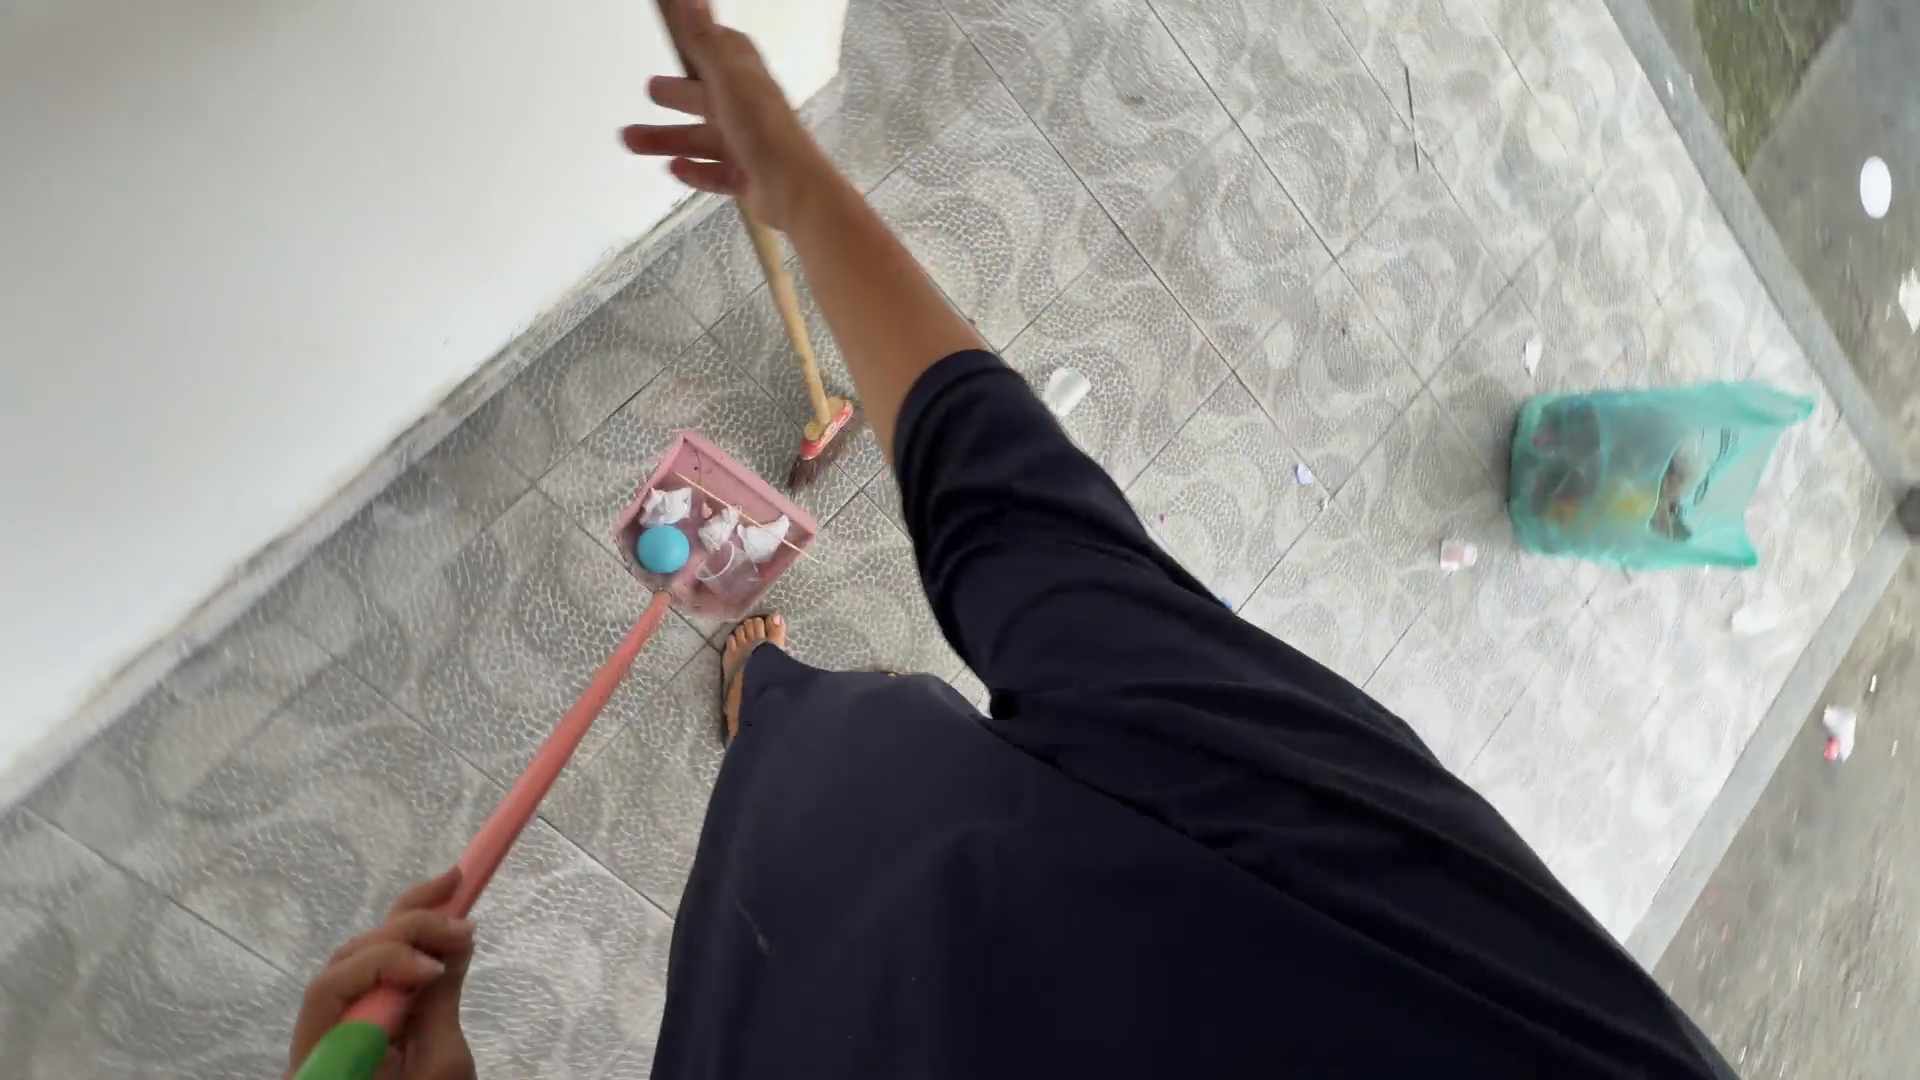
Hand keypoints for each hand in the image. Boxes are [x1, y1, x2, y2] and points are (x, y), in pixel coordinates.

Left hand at [286, 868, 477, 1079]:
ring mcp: (337, 1026)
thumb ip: (440, 1004)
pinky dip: (413, 938)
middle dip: (407, 927)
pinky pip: (378, 969)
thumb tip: (455, 941)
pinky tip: (442, 917)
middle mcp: (317, 1037)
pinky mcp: (362, 1020)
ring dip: (412, 923)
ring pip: (362, 955)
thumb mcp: (442, 1066)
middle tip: (463, 913)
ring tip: (458, 898)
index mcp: (323, 1058)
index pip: (334, 985)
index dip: (388, 959)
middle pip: (348, 959)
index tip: (439, 967)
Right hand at [619, 0, 838, 231]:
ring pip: (703, 141)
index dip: (705, 43)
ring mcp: (751, 148)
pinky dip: (696, 171)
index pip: (726, 53)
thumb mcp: (727, 77)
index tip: (684, 35)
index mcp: (747, 80)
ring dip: (668, 139)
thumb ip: (703, 37)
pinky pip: (718, 174)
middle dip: (678, 96)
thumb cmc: (766, 131)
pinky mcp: (750, 181)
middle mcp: (750, 112)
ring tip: (632, 141)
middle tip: (652, 91)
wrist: (794, 191)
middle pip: (706, 100)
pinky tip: (674, 169)